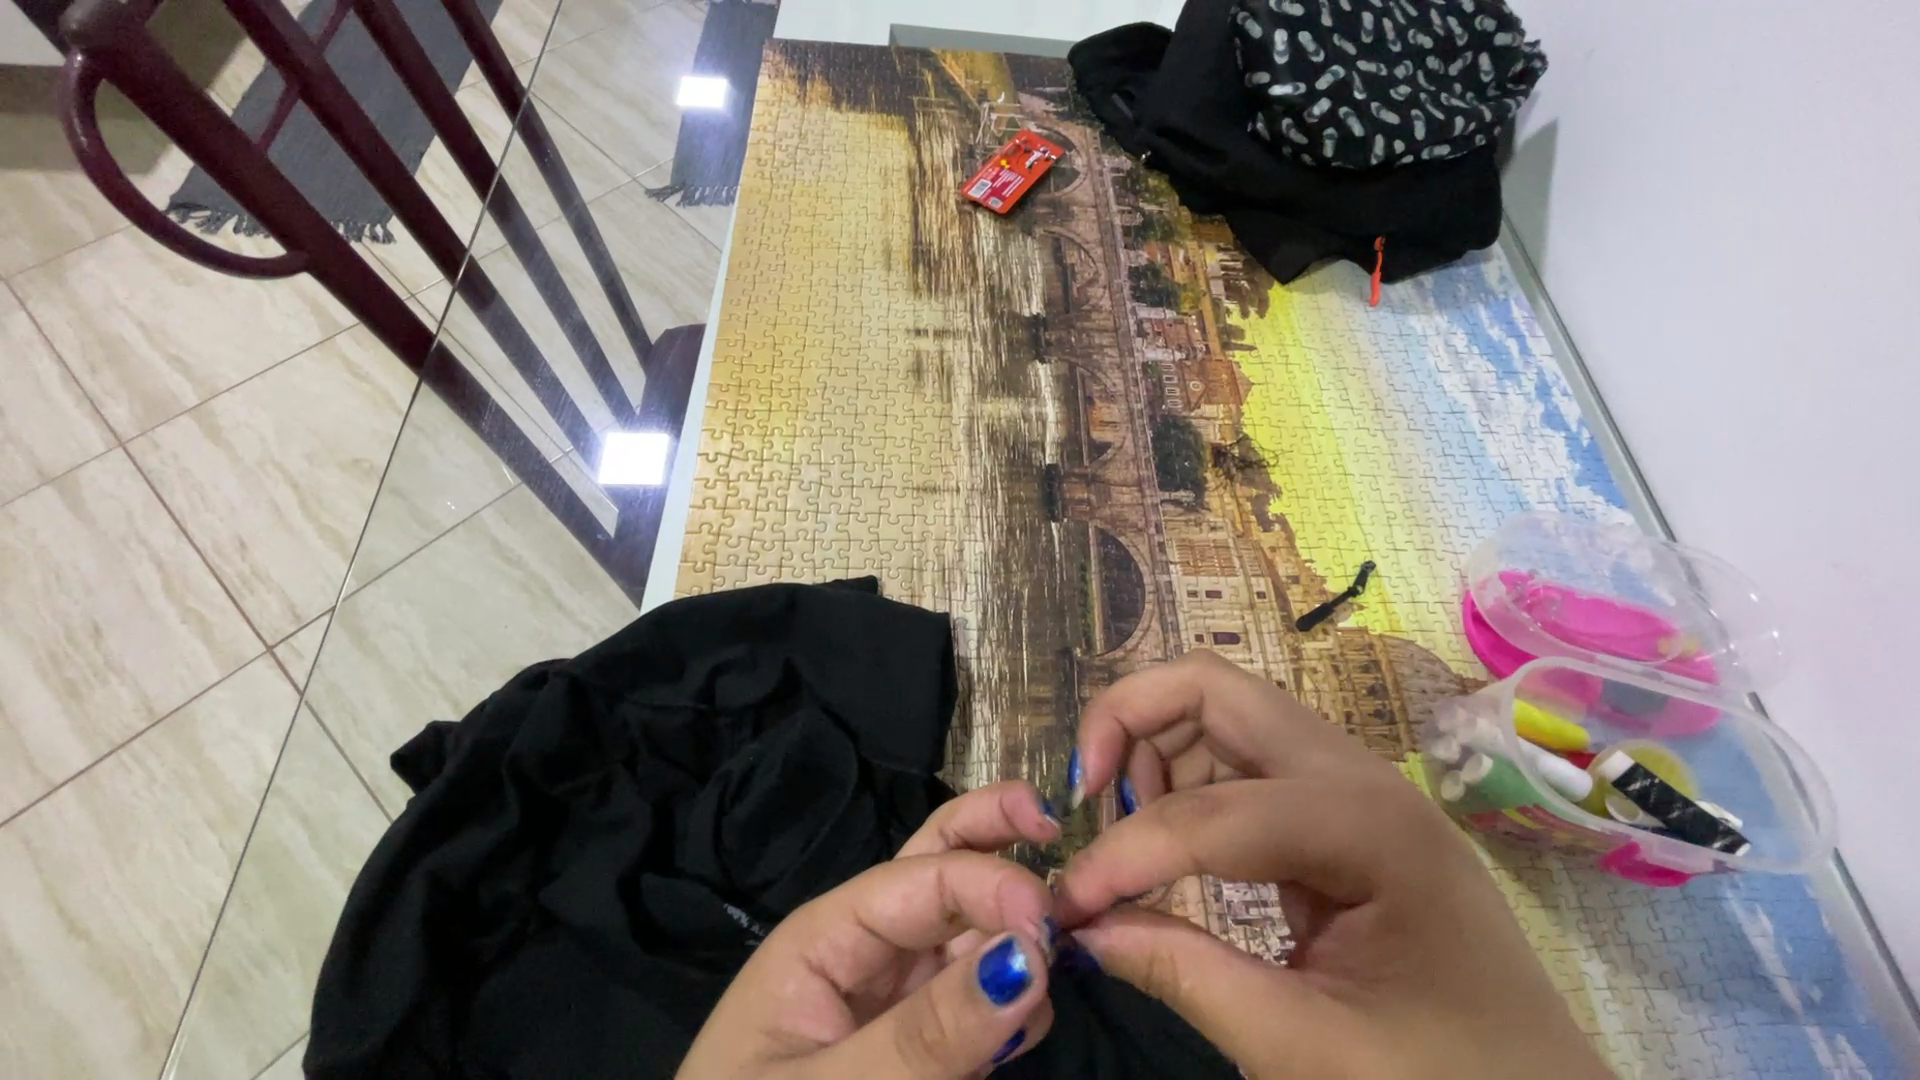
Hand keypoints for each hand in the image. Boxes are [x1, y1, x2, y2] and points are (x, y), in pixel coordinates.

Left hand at [676, 785, 1061, 1078]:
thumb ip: (924, 1035)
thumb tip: (1027, 961)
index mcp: (826, 935)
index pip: (919, 879)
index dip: (988, 883)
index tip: (1046, 924)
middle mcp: (868, 946)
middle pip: (938, 859)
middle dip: (995, 828)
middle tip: (1055, 819)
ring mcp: (899, 991)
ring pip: (969, 924)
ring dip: (1016, 917)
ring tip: (1064, 945)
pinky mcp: (923, 1037)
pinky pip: (979, 992)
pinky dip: (1016, 991)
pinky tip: (1030, 1017)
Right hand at [1054, 652, 1609, 1079]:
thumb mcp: (1311, 1050)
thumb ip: (1186, 975)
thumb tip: (1082, 925)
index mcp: (1367, 825)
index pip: (1208, 813)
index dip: (1122, 854)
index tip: (1067, 905)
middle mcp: (1354, 773)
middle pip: (1212, 687)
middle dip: (1128, 719)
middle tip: (1082, 792)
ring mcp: (1346, 781)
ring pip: (1220, 706)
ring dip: (1154, 741)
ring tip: (1121, 818)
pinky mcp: (1332, 807)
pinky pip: (1237, 752)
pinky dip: (1183, 769)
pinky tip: (1166, 832)